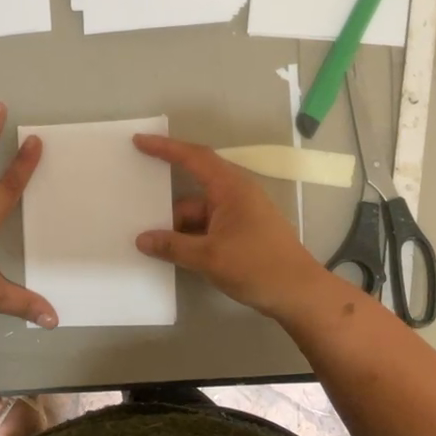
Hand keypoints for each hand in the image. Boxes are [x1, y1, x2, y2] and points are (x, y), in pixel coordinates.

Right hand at [132, 134, 325, 320]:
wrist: (299, 294)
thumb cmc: (257, 266)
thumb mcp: (208, 257)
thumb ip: (172, 246)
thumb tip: (142, 240)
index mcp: (231, 189)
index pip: (195, 158)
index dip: (166, 148)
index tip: (139, 141)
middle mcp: (236, 196)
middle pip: (192, 192)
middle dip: (166, 204)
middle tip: (136, 208)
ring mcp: (240, 216)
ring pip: (198, 214)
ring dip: (178, 228)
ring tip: (151, 244)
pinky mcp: (242, 234)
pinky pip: (207, 228)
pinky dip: (190, 238)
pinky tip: (173, 254)